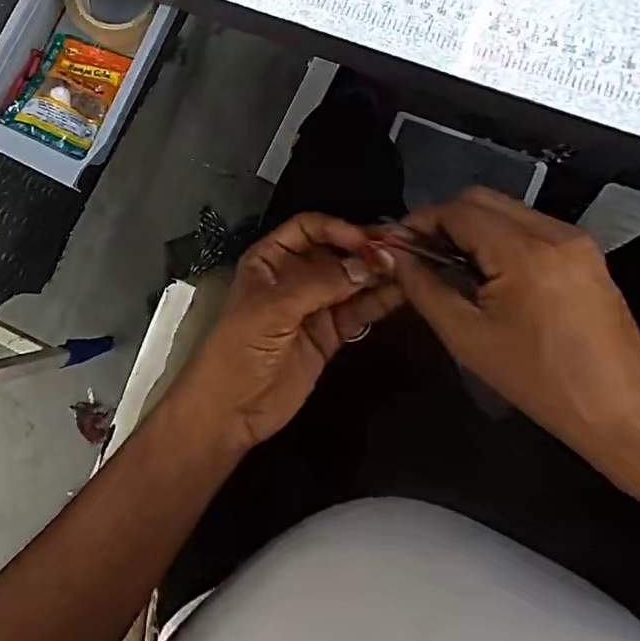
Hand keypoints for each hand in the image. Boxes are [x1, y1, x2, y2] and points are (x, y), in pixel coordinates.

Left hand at [166, 212, 401, 453]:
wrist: (231, 412)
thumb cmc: (239, 350)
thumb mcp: (272, 309)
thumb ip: (320, 284)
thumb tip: (368, 264)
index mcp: (271, 259)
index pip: (309, 228)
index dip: (338, 229)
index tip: (366, 240)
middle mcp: (295, 275)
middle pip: (337, 252)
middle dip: (365, 251)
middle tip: (400, 252)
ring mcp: (315, 305)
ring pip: (353, 281)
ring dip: (378, 275)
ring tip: (408, 271)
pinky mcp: (331, 333)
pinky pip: (359, 310)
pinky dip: (380, 301)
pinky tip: (402, 294)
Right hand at [393, 187, 639, 462]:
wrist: (619, 408)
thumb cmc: (538, 381)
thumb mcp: (468, 339)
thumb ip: (426, 289)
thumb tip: (396, 256)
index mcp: (524, 253)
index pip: (459, 211)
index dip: (422, 220)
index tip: (400, 241)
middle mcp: (553, 232)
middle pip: (483, 199)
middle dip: (446, 218)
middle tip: (423, 251)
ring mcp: (575, 238)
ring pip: (508, 208)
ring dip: (474, 225)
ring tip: (454, 262)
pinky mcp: (587, 250)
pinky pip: (531, 224)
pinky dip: (502, 235)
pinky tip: (491, 269)